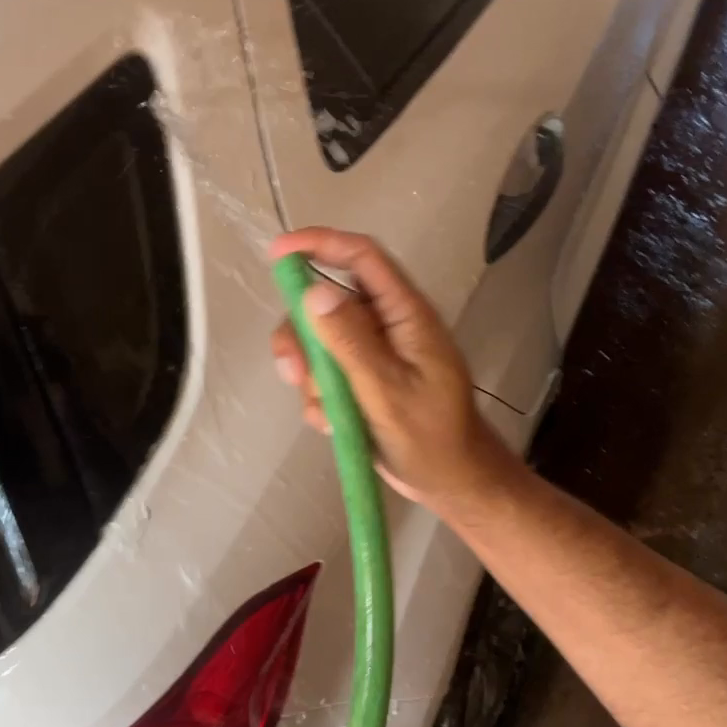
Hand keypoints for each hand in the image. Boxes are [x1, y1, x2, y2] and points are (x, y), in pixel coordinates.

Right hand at [269, 227, 517, 513]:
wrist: (448, 481)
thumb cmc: (431, 436)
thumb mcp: (387, 390)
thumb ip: (351, 342)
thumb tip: (314, 292)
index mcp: (404, 314)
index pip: (361, 258)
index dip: (320, 245)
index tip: (278, 253)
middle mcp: (383, 325)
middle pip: (323, 304)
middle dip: (302, 339)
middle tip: (294, 374)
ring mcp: (368, 354)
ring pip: (315, 344)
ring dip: (311, 378)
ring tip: (329, 413)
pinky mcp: (357, 380)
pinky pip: (320, 376)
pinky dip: (319, 400)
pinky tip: (336, 425)